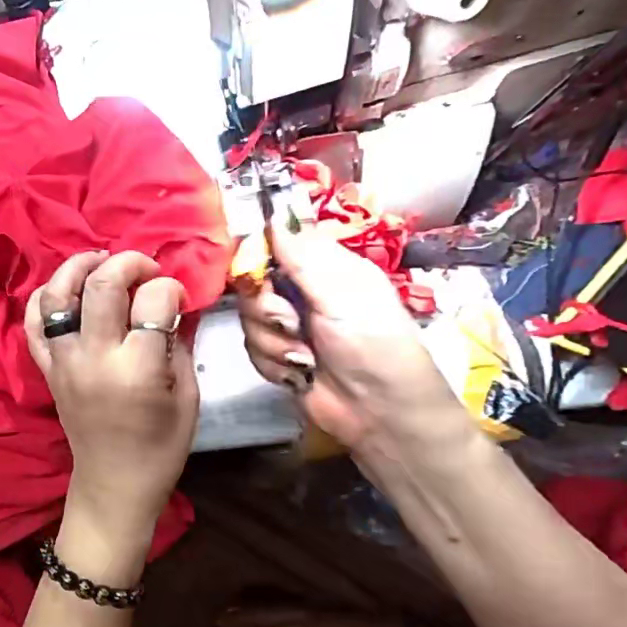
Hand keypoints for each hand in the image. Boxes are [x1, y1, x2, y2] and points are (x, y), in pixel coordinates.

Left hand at [25, 251, 196, 578]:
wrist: (114, 482)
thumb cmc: (161, 445)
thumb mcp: (187, 394)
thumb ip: (176, 342)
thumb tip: (168, 301)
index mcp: (136, 369)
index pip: (152, 301)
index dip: (169, 288)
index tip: (176, 297)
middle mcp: (93, 358)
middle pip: (101, 285)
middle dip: (128, 263)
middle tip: (145, 269)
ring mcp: (62, 361)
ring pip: (56, 295)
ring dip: (78, 267)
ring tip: (100, 261)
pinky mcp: (45, 369)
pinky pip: (32, 323)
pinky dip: (43, 297)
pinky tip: (65, 289)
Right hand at [238, 218, 464, 455]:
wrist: (378, 412)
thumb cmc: (373, 345)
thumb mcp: (341, 294)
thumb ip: (303, 257)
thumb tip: (273, 215)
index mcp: (325, 267)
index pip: (276, 244)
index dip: (256, 254)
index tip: (252, 271)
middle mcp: (303, 291)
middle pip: (252, 284)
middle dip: (265, 308)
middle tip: (289, 323)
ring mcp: (288, 325)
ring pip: (248, 320)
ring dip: (272, 342)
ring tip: (304, 357)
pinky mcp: (277, 355)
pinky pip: (251, 349)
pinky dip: (272, 363)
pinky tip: (298, 373)